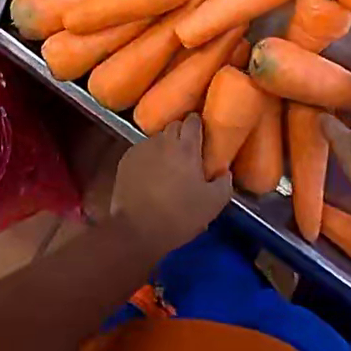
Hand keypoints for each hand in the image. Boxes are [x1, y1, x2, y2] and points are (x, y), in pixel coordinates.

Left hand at [111, 115, 232, 256]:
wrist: (137, 229)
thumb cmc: (179, 215)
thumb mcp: (213, 204)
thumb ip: (224, 183)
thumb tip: (224, 171)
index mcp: (186, 147)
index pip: (193, 120)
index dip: (198, 125)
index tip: (202, 137)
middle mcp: (163, 140)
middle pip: (174, 126)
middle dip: (182, 134)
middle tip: (188, 153)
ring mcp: (142, 148)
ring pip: (157, 139)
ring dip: (165, 147)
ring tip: (168, 166)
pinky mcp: (126, 159)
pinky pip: (142, 150)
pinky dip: (149, 157)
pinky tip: (150, 174)